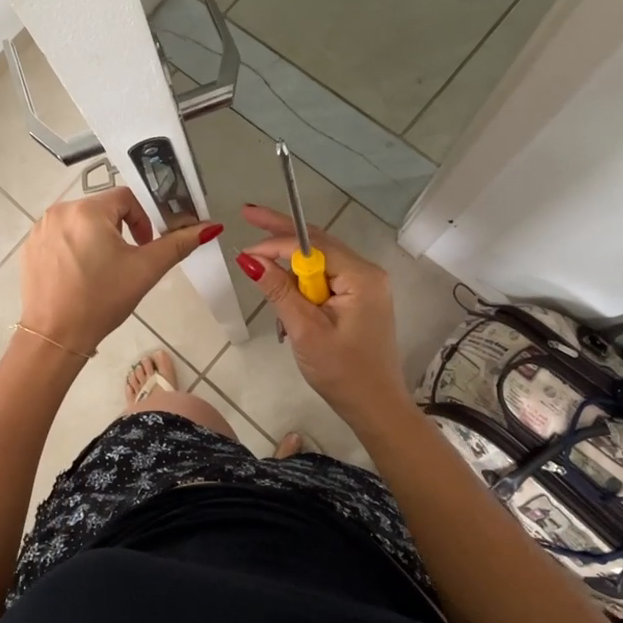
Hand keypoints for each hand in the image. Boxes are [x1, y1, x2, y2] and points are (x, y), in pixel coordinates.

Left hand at [18, 187, 221, 356]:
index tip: (145, 246)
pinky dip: (73, 249)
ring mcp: (41, 228)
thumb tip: (209, 226)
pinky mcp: (30, 246)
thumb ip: (177, 244)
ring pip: (81, 223)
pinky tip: (79, 277)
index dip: (143, 219)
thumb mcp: (144, 270)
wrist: (55, 336)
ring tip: (102, 272)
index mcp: (87, 210)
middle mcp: (60, 211)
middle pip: (102, 209)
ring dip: (96, 239)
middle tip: (125, 263)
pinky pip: (60, 236)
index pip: (126, 198)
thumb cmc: (101, 300)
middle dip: (119, 231)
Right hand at [236, 205, 407, 425]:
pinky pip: (323, 279)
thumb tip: (249, 259)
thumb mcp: (305, 330)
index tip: (245, 250)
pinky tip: (283, 293)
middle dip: (281, 232)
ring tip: (258, 259)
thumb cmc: (343, 373)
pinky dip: (300, 284)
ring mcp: (364, 286)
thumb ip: (279, 291)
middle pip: (316, 243)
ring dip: (288, 265)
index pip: (311, 246)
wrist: (376, 409)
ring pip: (317, 261)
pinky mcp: (357, 300)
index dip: (276, 243)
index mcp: (360, 277)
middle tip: (247, 213)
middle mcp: (366, 273)